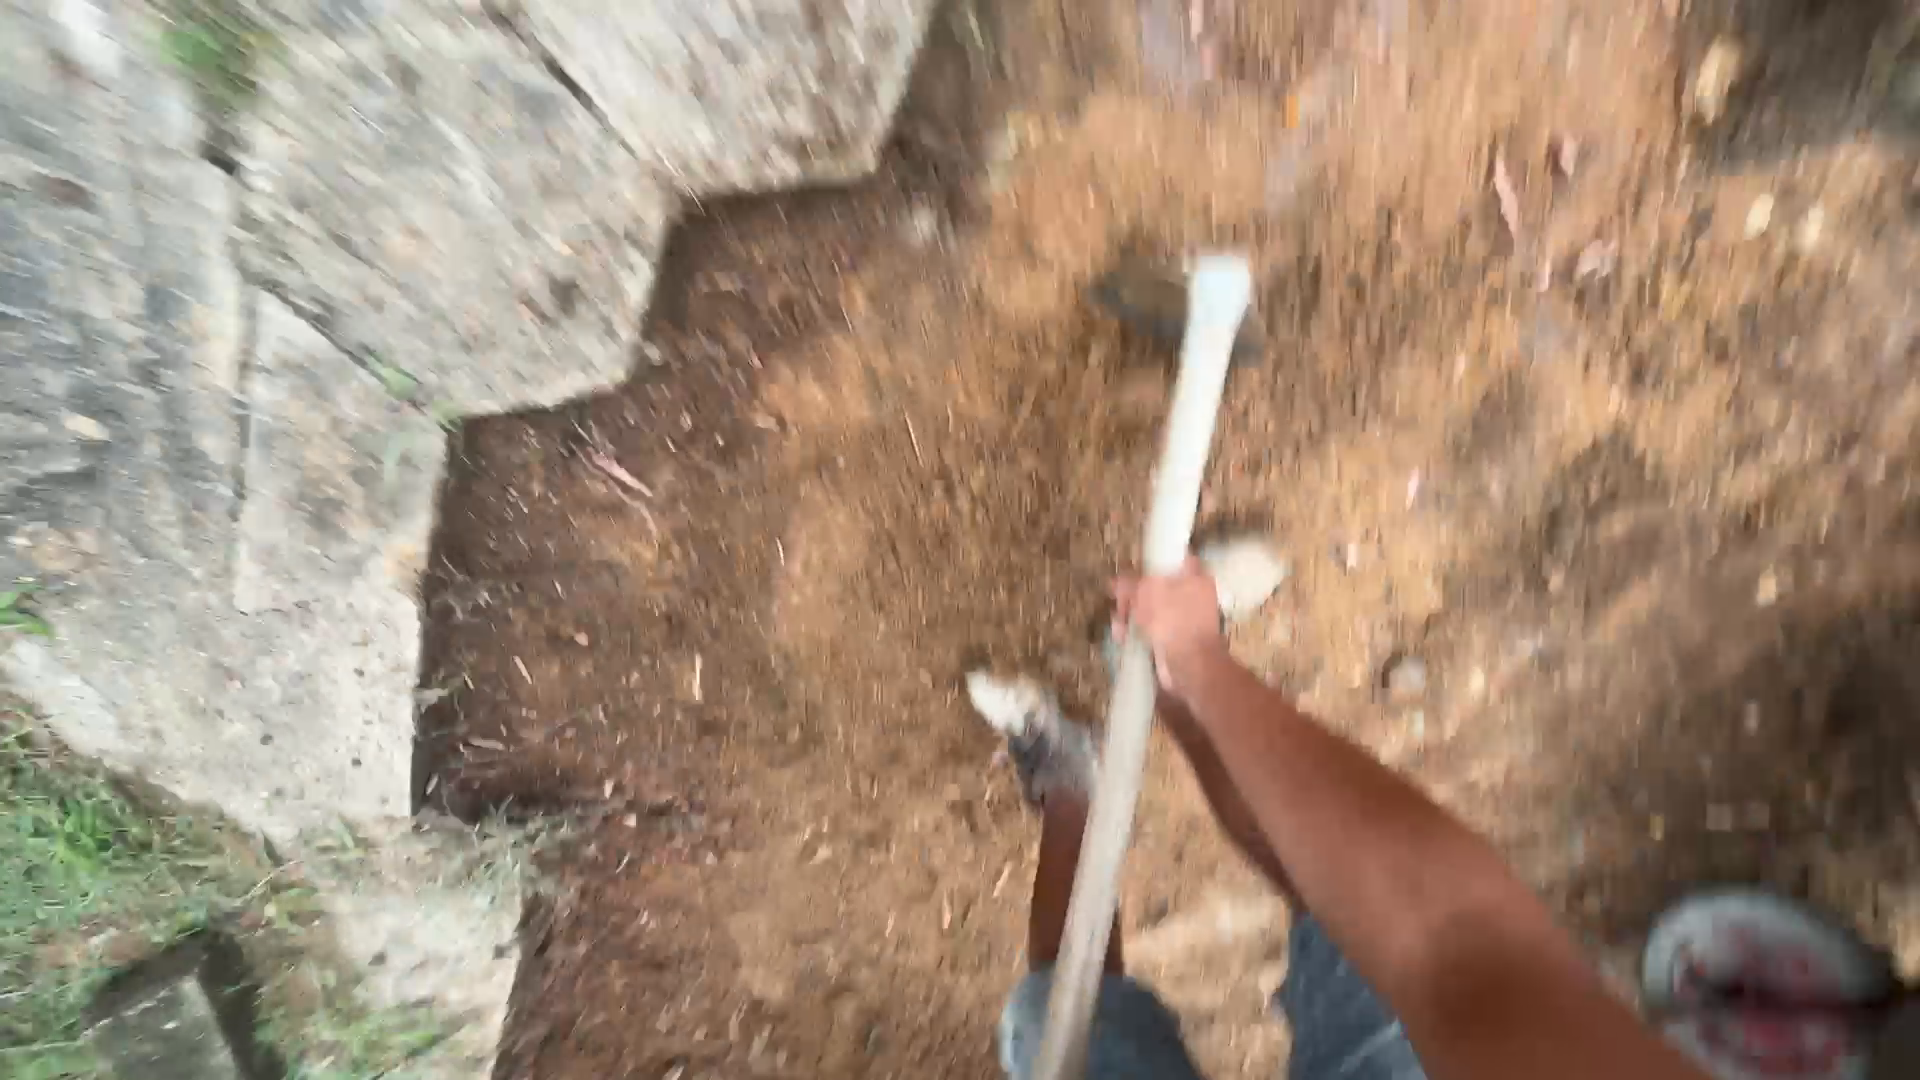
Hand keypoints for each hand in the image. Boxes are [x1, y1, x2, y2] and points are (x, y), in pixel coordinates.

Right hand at [1111, 557, 1226, 695]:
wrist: (1190, 665)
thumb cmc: (1173, 620)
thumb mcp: (1147, 591)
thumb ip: (1130, 583)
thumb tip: (1115, 582)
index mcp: (1194, 576)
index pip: (1173, 558)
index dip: (1151, 561)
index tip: (1133, 569)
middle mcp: (1192, 595)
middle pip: (1155, 584)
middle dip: (1132, 594)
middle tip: (1118, 601)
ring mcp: (1182, 618)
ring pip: (1149, 608)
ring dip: (1129, 615)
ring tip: (1119, 626)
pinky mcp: (1172, 638)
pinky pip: (1149, 628)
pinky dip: (1135, 631)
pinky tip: (1122, 637)